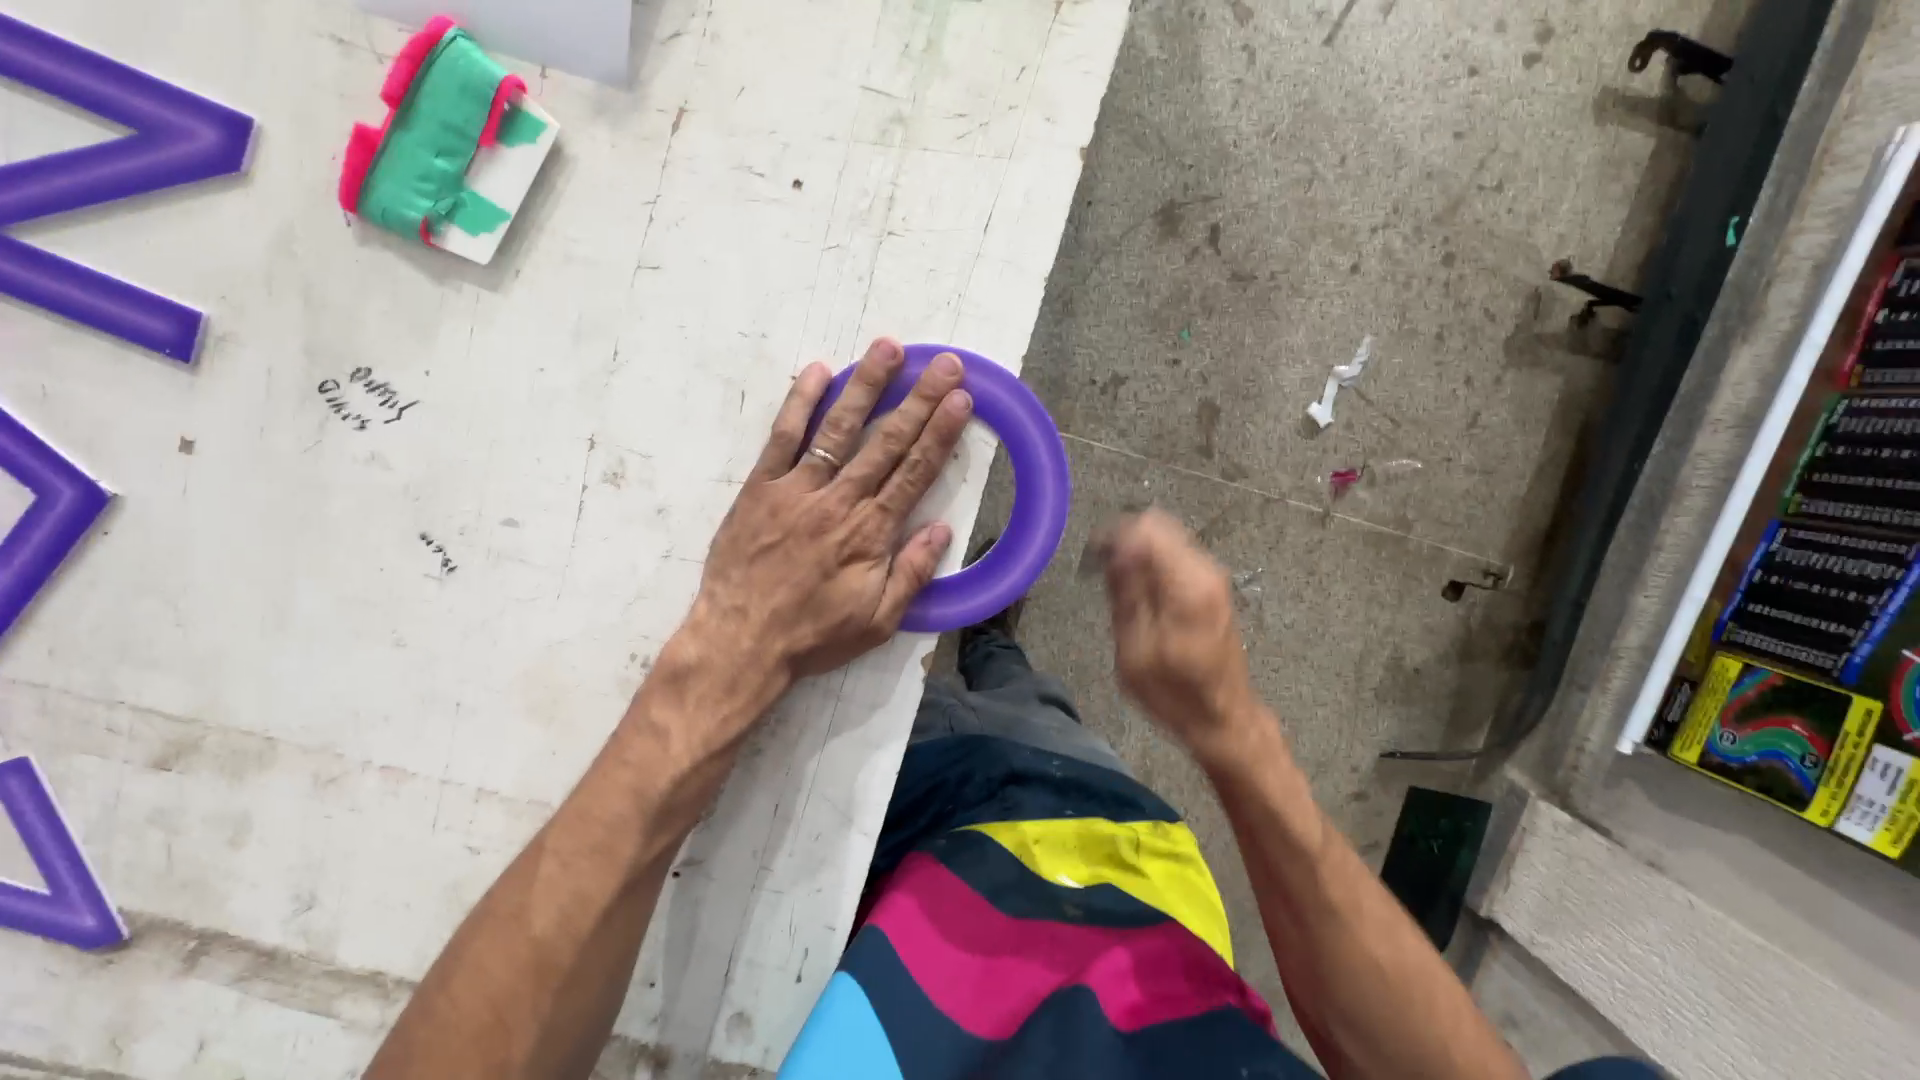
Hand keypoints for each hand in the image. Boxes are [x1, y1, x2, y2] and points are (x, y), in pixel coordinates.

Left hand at [686, 338, 971, 691]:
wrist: (740, 642)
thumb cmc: (814, 636)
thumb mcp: (879, 621)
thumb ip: (912, 573)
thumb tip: (942, 529)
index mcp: (871, 533)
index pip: (915, 471)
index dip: (941, 432)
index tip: (961, 398)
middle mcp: (840, 501)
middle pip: (887, 441)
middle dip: (919, 399)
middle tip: (944, 363)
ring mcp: (797, 489)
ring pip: (838, 429)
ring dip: (866, 386)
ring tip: (889, 348)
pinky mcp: (760, 488)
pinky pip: (782, 438)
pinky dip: (800, 404)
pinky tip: (818, 372)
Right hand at [1102, 509, 1261, 765]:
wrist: (1224, 718)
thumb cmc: (1175, 694)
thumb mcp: (1135, 651)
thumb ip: (1126, 592)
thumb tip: (1114, 547)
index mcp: (1187, 584)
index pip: (1146, 528)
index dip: (1113, 536)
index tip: (1093, 563)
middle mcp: (1206, 570)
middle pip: (1157, 526)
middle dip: (1125, 542)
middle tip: (1103, 576)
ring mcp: (1213, 577)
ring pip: (1166, 538)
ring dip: (1138, 554)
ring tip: (1118, 589)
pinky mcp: (1213, 587)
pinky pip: (1175, 556)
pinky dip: (1152, 565)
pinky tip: (1140, 597)